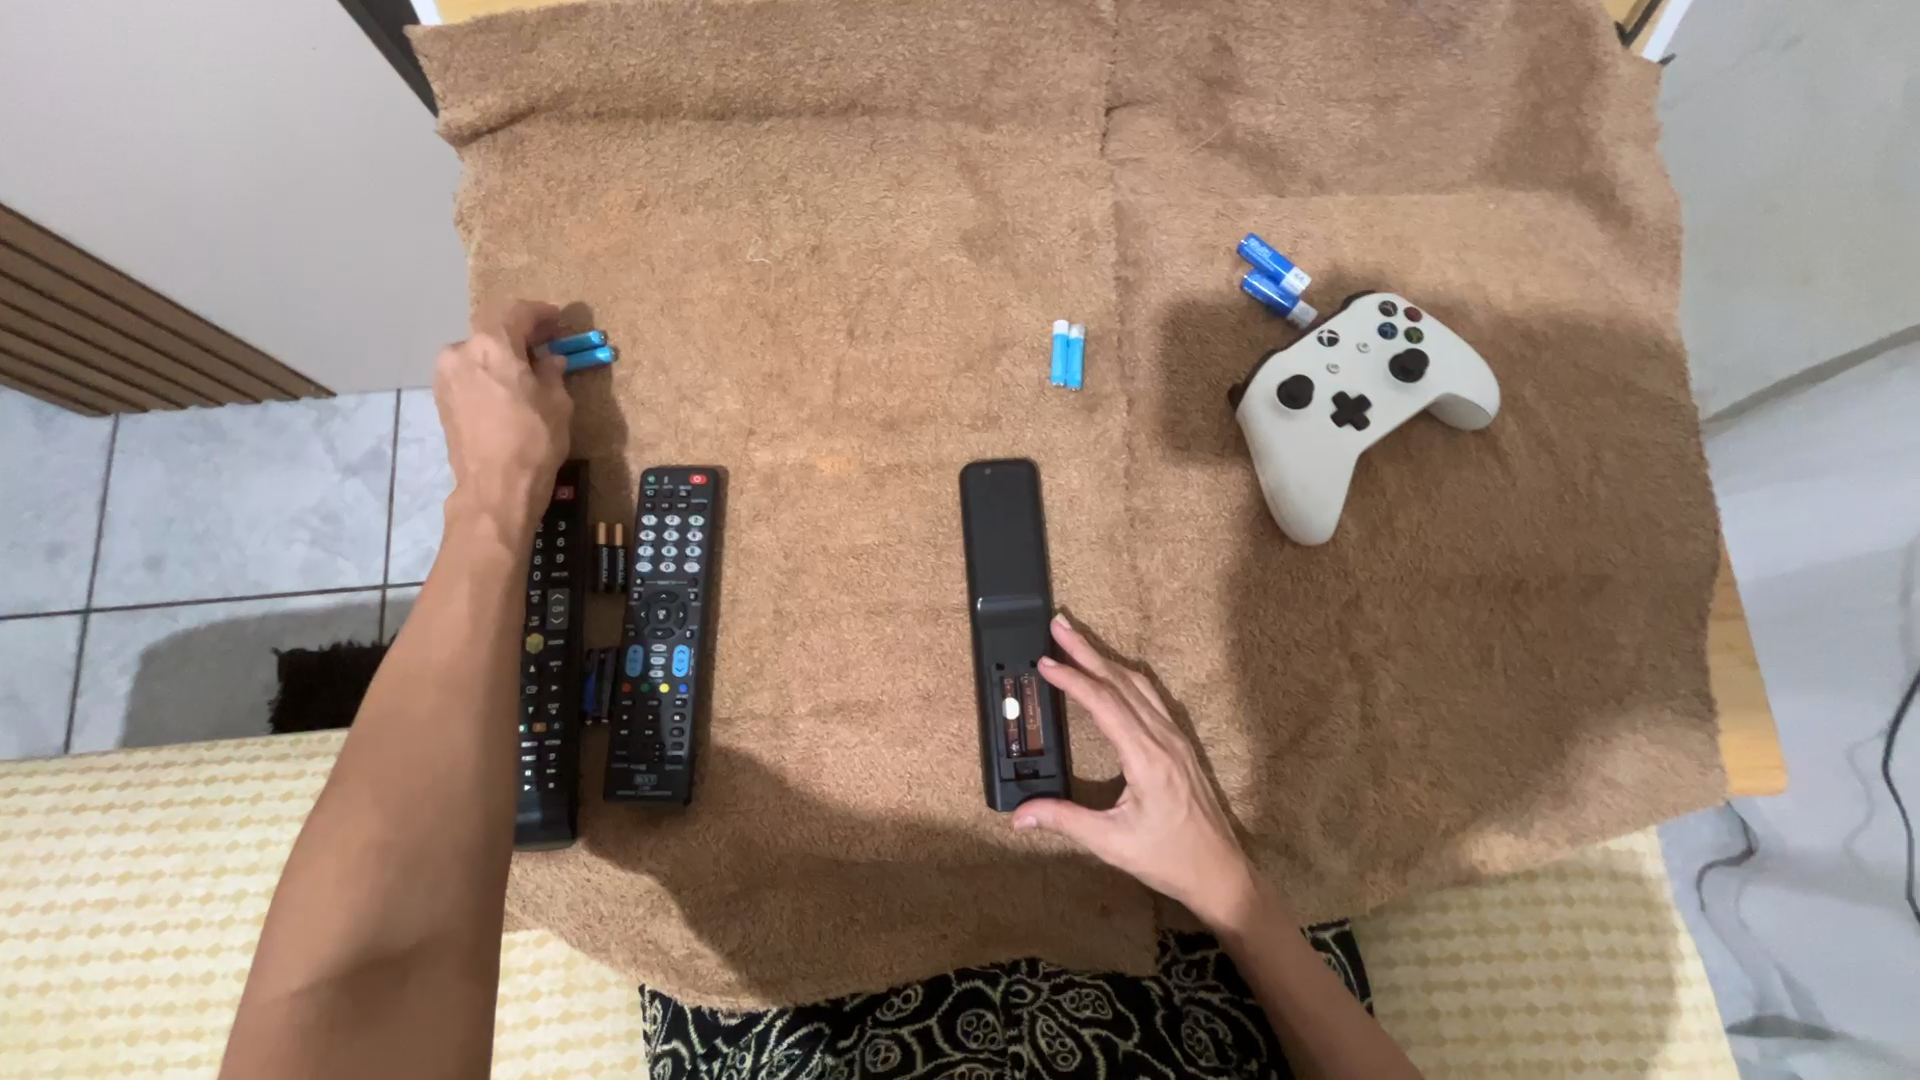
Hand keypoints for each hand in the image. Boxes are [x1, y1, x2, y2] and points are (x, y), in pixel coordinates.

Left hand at [433, 300, 571, 535]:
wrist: (495, 484)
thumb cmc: (534, 439)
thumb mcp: (557, 403)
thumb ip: (552, 373)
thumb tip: (550, 361)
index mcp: (491, 346)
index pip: (514, 312)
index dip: (538, 312)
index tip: (557, 318)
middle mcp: (460, 352)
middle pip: (491, 331)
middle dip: (519, 334)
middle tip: (545, 342)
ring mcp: (445, 376)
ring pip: (478, 353)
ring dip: (502, 355)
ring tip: (528, 369)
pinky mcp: (442, 399)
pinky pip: (469, 374)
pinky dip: (489, 373)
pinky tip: (508, 388)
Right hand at [1013, 615, 1261, 929]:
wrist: (1221, 872)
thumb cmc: (1168, 858)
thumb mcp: (1111, 843)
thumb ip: (1065, 820)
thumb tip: (1019, 815)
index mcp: (1146, 758)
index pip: (1105, 704)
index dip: (1073, 679)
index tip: (1045, 662)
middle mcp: (1163, 738)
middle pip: (1121, 682)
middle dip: (1086, 651)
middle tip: (1059, 624)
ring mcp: (1174, 737)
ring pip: (1137, 684)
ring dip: (1105, 658)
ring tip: (1077, 639)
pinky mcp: (1178, 743)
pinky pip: (1150, 697)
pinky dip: (1123, 676)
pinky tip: (1111, 671)